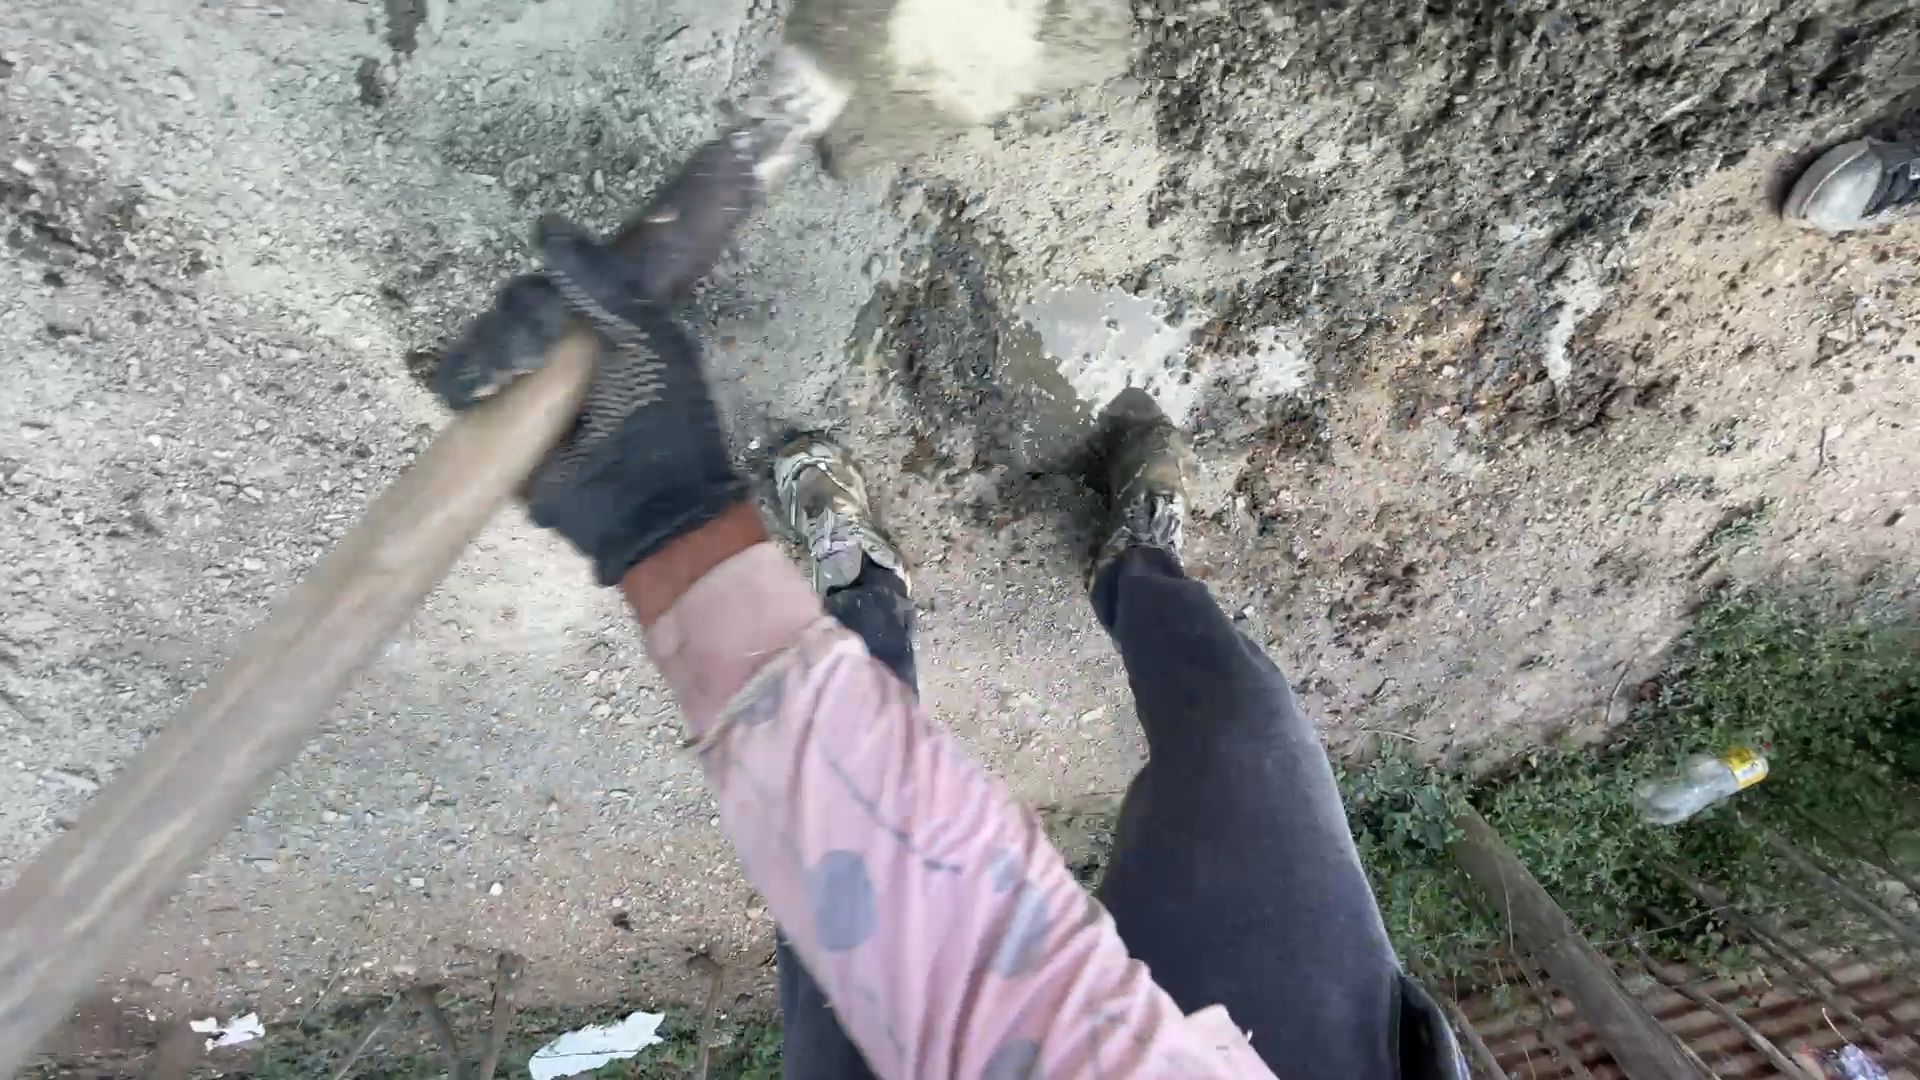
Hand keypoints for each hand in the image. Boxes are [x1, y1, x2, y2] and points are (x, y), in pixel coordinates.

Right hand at [433, 219, 747, 585]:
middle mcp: (570, 353)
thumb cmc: (664, 424)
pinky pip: (466, 385)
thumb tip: (550, 230)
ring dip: (491, 348)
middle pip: (519, 308)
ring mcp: (534, 387)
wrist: (648, 505)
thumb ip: (610, 287)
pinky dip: (461, 379)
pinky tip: (472, 387)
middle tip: (535, 352)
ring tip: (508, 374)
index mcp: (611, 331)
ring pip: (489, 340)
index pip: (560, 285)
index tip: (553, 310)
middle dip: (520, 321)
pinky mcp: (503, 423)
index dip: (550, 286)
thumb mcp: (655, 346)